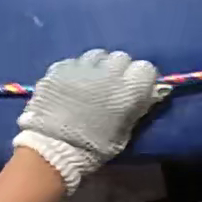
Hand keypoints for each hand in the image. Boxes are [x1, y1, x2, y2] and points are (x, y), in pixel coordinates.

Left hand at [13, 49, 165, 188]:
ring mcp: (81, 66)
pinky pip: (74, 61)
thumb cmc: (94, 146)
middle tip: (111, 86)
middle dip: (119, 70)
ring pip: (96, 55)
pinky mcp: (59, 67)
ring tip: (90, 82)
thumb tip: (147, 95)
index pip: (146, 69)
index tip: (135, 89)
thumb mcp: (124, 133)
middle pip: (121, 58)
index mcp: (128, 89)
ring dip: (97, 66)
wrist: (54, 145)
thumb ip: (136, 109)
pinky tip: (70, 84)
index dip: (141, 79)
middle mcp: (107, 71)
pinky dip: (75, 70)